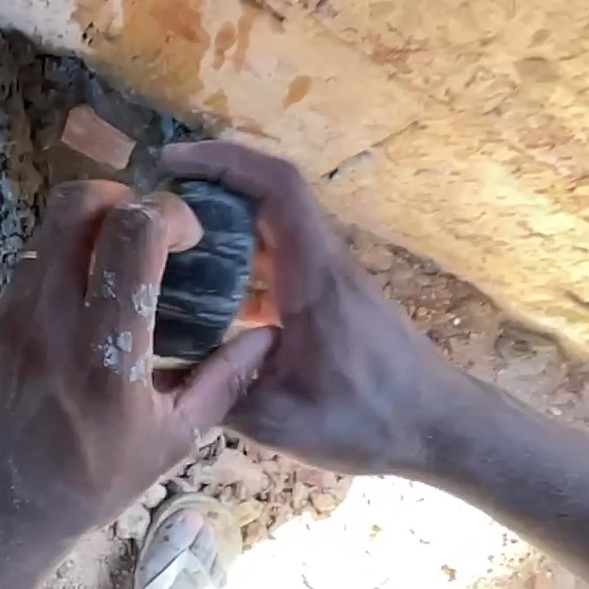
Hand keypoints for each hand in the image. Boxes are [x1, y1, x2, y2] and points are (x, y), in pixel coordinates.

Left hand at [0, 181, 274, 543]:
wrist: (1, 511)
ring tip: (114, 270)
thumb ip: (221, 384)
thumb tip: (265, 339)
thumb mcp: (170, 444)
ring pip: (45, 235)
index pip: (131, 236)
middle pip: (73, 207)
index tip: (188, 234)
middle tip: (145, 231)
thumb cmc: (92, 483)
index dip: (168, 213)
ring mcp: (12, 323)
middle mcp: (51, 324)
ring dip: (86, 234)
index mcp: (107, 354)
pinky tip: (81, 309)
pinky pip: (27, 273)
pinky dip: (60, 269)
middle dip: (119, 198)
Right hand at [163, 141, 469, 474]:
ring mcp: (325, 282)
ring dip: (220, 228)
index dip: (224, 160)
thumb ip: (216, 395)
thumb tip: (157, 381)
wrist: (436, 428)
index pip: (276, 188)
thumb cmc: (368, 420)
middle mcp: (321, 266)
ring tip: (164, 249)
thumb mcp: (280, 421)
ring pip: (268, 232)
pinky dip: (234, 266)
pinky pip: (273, 265)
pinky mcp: (325, 302)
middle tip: (152, 209)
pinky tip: (201, 300)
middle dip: (208, 188)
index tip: (172, 159)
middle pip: (266, 198)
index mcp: (314, 278)